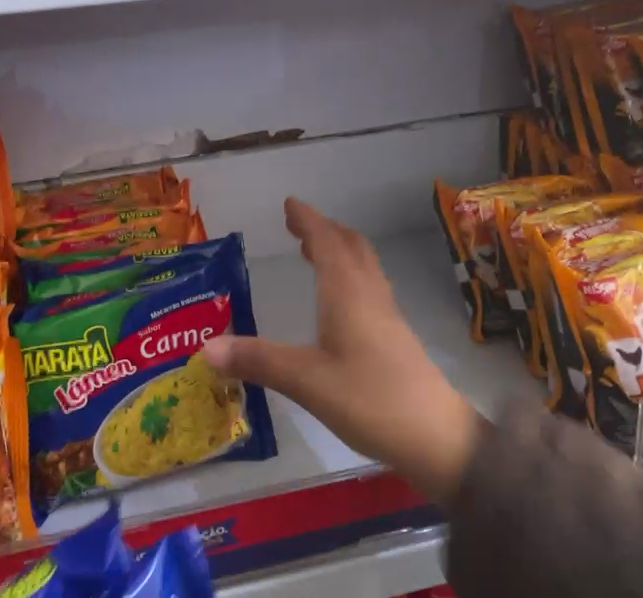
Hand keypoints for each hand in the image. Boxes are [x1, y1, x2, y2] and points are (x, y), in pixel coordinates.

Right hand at [203, 198, 480, 503]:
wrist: (437, 437)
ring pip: (363, 266)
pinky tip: (339, 300)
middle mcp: (369, 295)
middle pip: (350, 247)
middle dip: (323, 230)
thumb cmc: (370, 399)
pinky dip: (348, 274)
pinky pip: (368, 286)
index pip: (326, 242)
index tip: (289, 204)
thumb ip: (257, 360)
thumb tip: (206, 346)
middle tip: (297, 224)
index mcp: (347, 293)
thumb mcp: (306, 381)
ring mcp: (387, 316)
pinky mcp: (395, 337)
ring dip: (338, 250)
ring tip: (313, 252)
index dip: (308, 221)